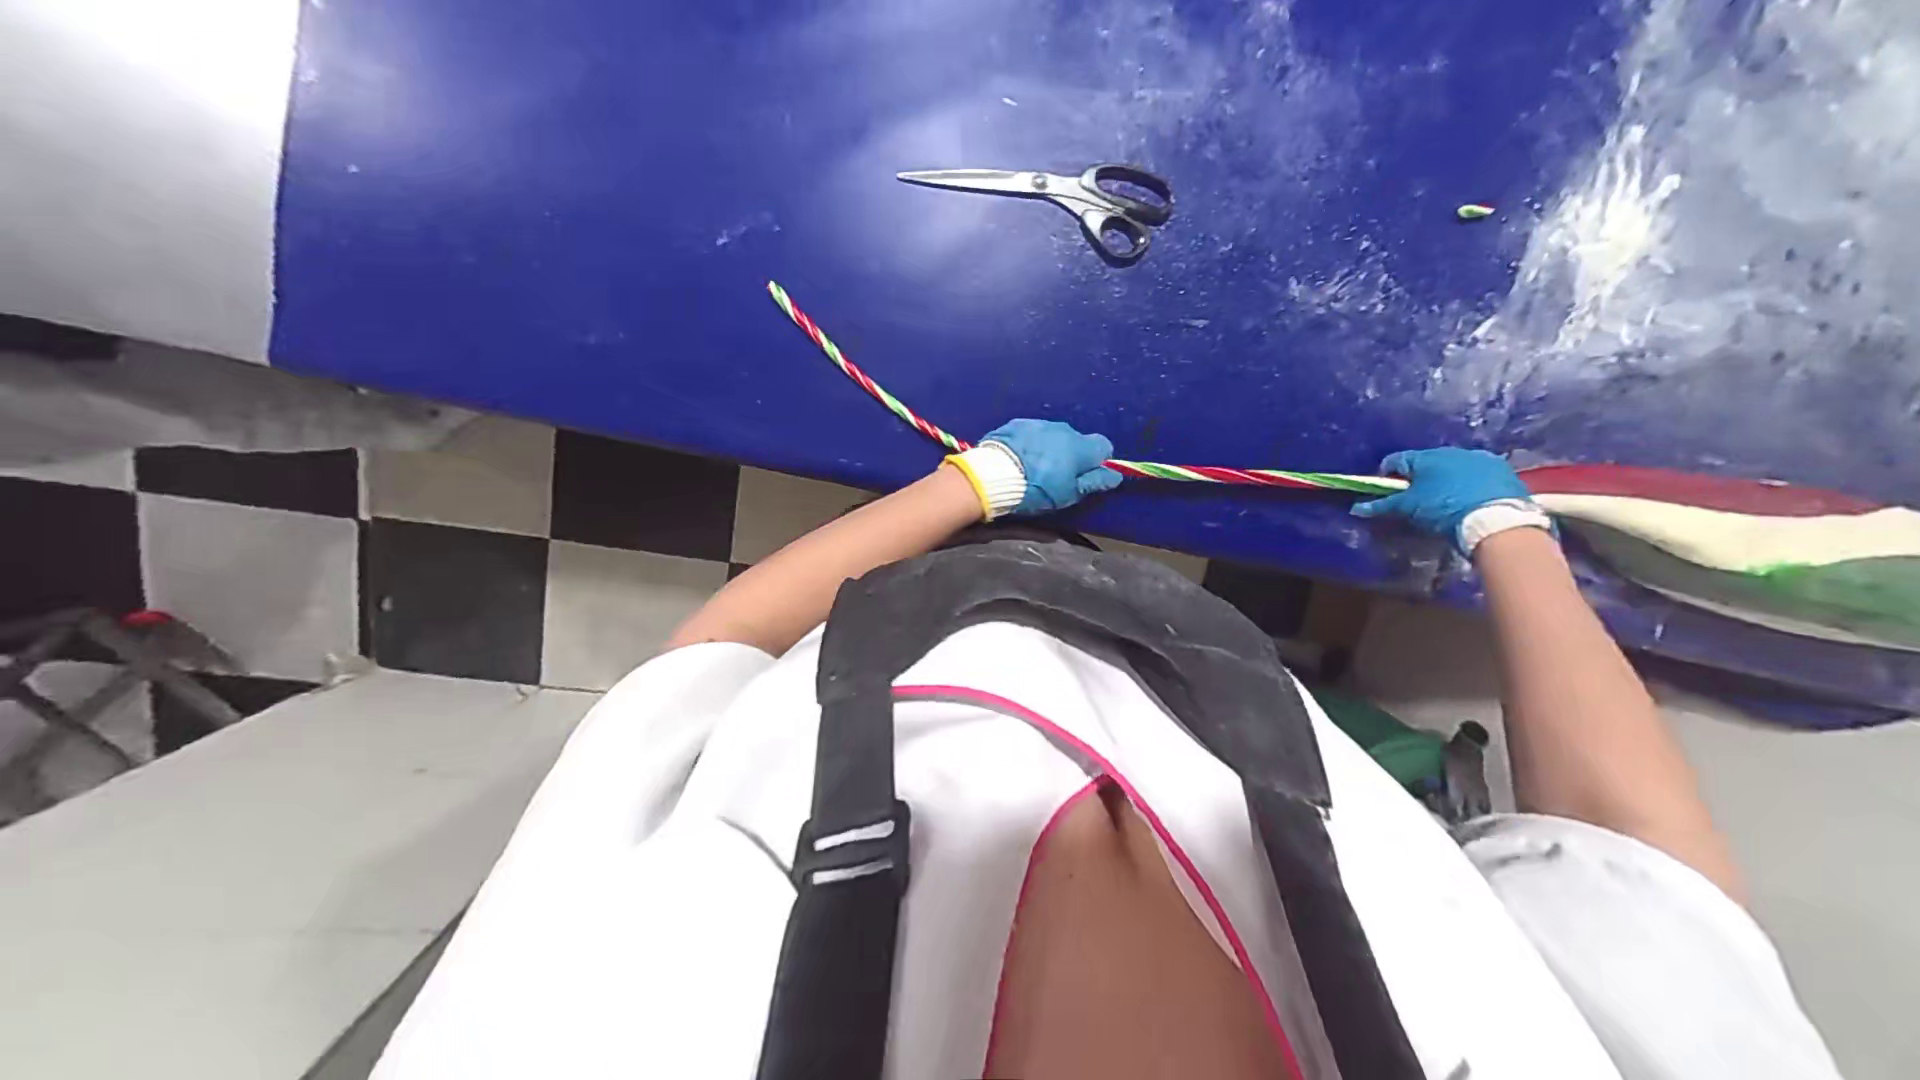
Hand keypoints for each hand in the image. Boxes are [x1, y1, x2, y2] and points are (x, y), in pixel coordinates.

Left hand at [981, 419, 1122, 515]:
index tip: (1086, 476)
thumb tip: (1114, 475)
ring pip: (1053, 436)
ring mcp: (1039, 423)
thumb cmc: (1037, 488)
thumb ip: (1093, 482)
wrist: (993, 474)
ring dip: (1050, 449)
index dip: (1098, 462)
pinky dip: (1030, 444)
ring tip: (1034, 469)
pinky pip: (1032, 433)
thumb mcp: (1068, 494)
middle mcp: (1063, 429)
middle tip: (1056, 477)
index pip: (1104, 446)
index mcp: (1080, 446)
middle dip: (1071, 456)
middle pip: (1077, 440)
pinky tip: (1019, 459)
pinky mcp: (1017, 423)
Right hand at [1350, 448, 1530, 541]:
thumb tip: (1356, 508)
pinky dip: (1468, 484)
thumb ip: (1382, 506)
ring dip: (1445, 480)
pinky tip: (1468, 501)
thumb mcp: (1408, 509)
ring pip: (1453, 467)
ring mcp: (1480, 459)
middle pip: (1426, 463)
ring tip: (1443, 501)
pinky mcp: (1502, 471)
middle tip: (1414, 499)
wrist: (1496, 520)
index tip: (1387, 493)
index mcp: (1426, 457)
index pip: (1396, 460)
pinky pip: (1477, 474)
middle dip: (1418, 478)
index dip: (1387, 476)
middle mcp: (1453, 451)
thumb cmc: (1442, 509)